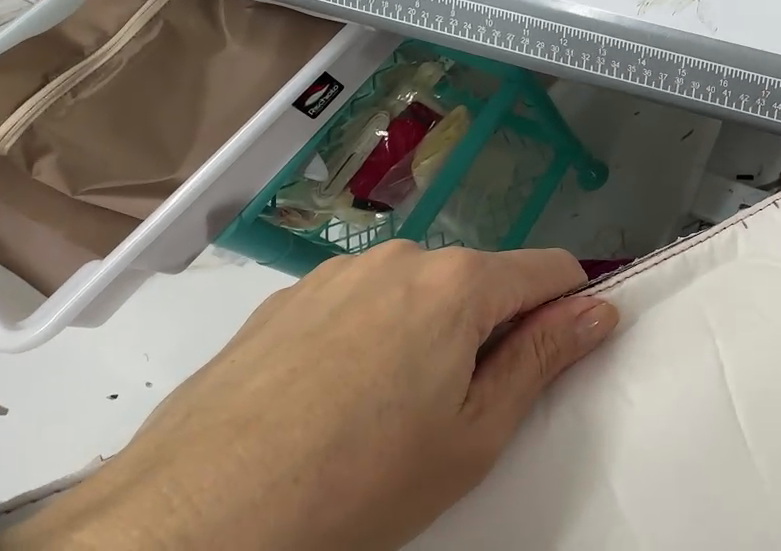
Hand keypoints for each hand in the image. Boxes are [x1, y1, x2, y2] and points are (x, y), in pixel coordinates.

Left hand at [0, 243, 616, 550]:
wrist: (181, 529)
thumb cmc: (355, 488)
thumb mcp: (473, 438)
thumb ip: (544, 360)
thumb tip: (600, 310)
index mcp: (459, 282)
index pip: (551, 269)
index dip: (566, 310)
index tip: (549, 363)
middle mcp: (401, 257)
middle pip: (480, 280)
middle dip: (489, 329)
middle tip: (454, 411)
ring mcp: (333, 276)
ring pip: (416, 292)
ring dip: (427, 334)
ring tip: (381, 414)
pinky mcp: (280, 303)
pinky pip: (356, 306)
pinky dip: (368, 340)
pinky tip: (326, 406)